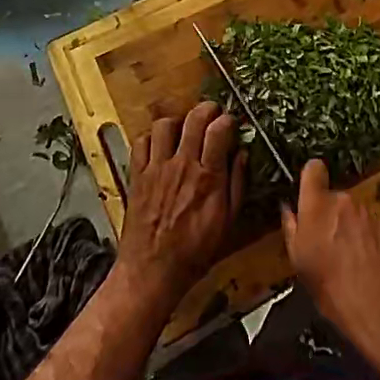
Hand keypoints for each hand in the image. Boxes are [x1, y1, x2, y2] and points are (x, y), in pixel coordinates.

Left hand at [117, 102, 245, 302]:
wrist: (153, 269)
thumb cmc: (195, 251)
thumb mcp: (228, 221)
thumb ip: (237, 184)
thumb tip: (242, 155)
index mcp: (208, 177)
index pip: (219, 130)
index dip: (228, 120)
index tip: (232, 123)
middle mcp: (182, 165)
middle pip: (194, 119)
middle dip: (206, 109)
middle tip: (212, 112)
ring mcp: (156, 168)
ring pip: (164, 125)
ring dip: (178, 120)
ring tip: (184, 127)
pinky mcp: (137, 175)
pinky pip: (141, 142)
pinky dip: (151, 138)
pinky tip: (159, 145)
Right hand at [280, 159, 379, 341]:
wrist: (379, 309)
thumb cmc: (335, 290)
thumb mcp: (298, 261)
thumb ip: (292, 228)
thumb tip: (289, 214)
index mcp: (318, 207)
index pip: (313, 170)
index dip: (311, 176)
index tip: (309, 184)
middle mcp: (346, 203)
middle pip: (334, 198)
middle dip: (330, 215)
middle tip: (325, 243)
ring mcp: (371, 215)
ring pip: (355, 214)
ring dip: (350, 229)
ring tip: (347, 260)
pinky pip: (374, 227)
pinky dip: (369, 240)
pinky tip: (365, 264)